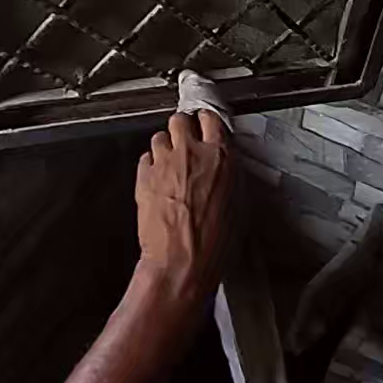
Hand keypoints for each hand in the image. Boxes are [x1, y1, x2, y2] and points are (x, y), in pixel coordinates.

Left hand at [133, 111, 234, 303]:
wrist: (181, 264)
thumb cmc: (213, 243)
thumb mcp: (238, 203)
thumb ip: (229, 173)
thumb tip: (224, 163)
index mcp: (220, 157)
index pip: (210, 118)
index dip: (206, 122)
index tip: (205, 126)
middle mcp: (191, 153)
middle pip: (180, 120)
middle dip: (182, 129)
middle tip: (185, 142)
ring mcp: (164, 163)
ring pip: (159, 137)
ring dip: (165, 147)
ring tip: (171, 165)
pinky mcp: (144, 176)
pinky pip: (145, 158)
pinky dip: (151, 165)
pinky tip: (158, 181)